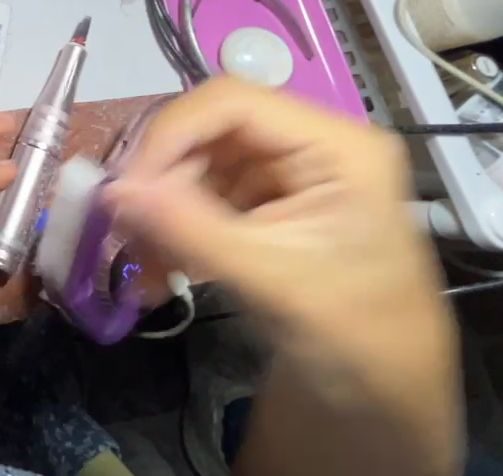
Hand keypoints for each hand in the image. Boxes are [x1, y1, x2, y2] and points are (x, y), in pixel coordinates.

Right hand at [102, 78, 452, 362]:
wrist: (390, 399)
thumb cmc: (357, 340)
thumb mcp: (270, 283)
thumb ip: (188, 230)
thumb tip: (112, 191)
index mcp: (338, 147)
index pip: (233, 103)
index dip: (172, 132)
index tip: (130, 183)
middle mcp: (309, 141)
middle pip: (206, 127)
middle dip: (160, 176)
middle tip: (124, 224)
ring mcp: (284, 167)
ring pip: (193, 158)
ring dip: (158, 204)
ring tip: (140, 257)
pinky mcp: (262, 193)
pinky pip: (197, 188)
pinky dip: (170, 221)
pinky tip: (158, 264)